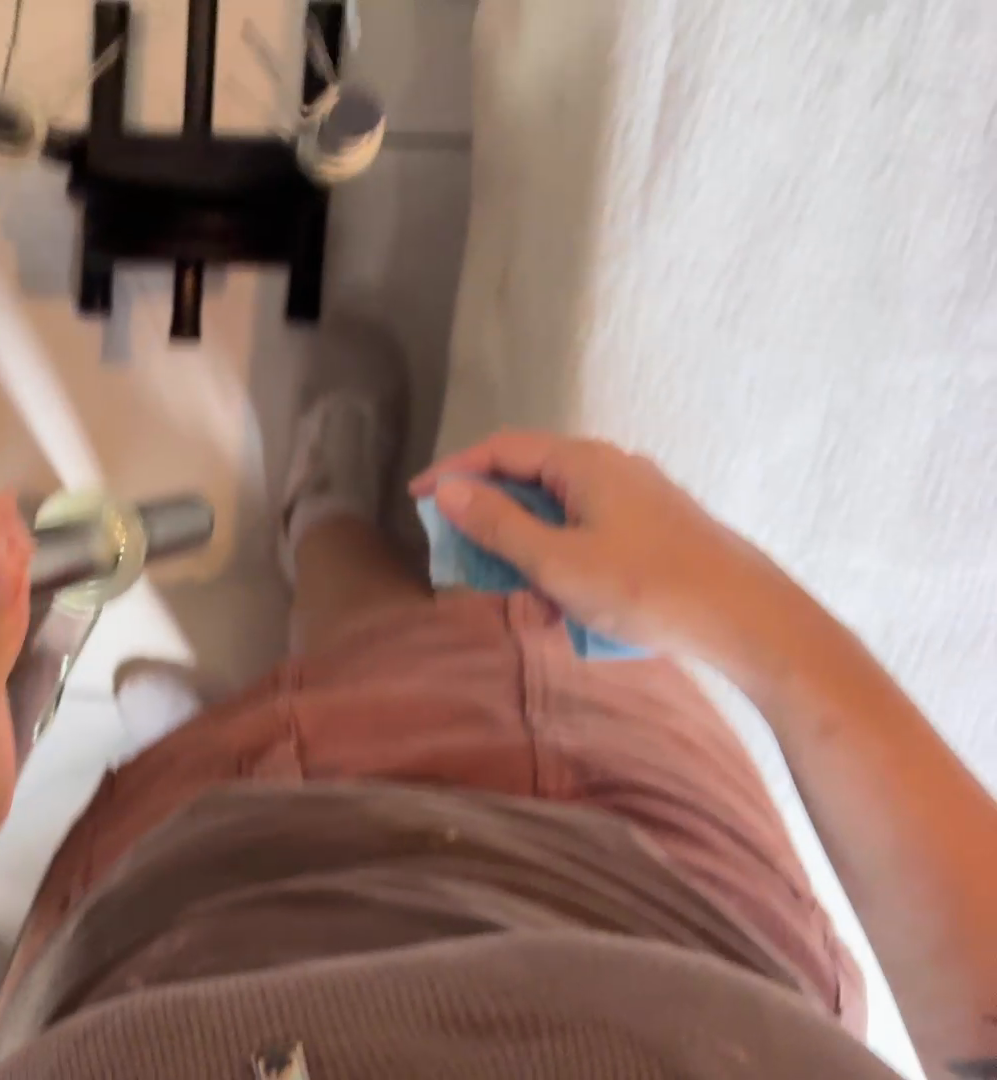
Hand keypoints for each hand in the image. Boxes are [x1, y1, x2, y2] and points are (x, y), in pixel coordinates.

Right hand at [410, 431, 809, 668]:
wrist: (758, 626)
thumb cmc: (646, 588)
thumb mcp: (554, 560)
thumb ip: (495, 523)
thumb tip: (446, 490)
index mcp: (585, 464)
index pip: (500, 450)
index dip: (453, 471)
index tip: (417, 499)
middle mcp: (610, 467)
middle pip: (526, 475)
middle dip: (485, 510)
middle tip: (456, 543)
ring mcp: (636, 496)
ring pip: (554, 505)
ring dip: (519, 538)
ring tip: (506, 581)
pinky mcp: (651, 525)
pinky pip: (581, 526)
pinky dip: (552, 550)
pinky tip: (555, 594)